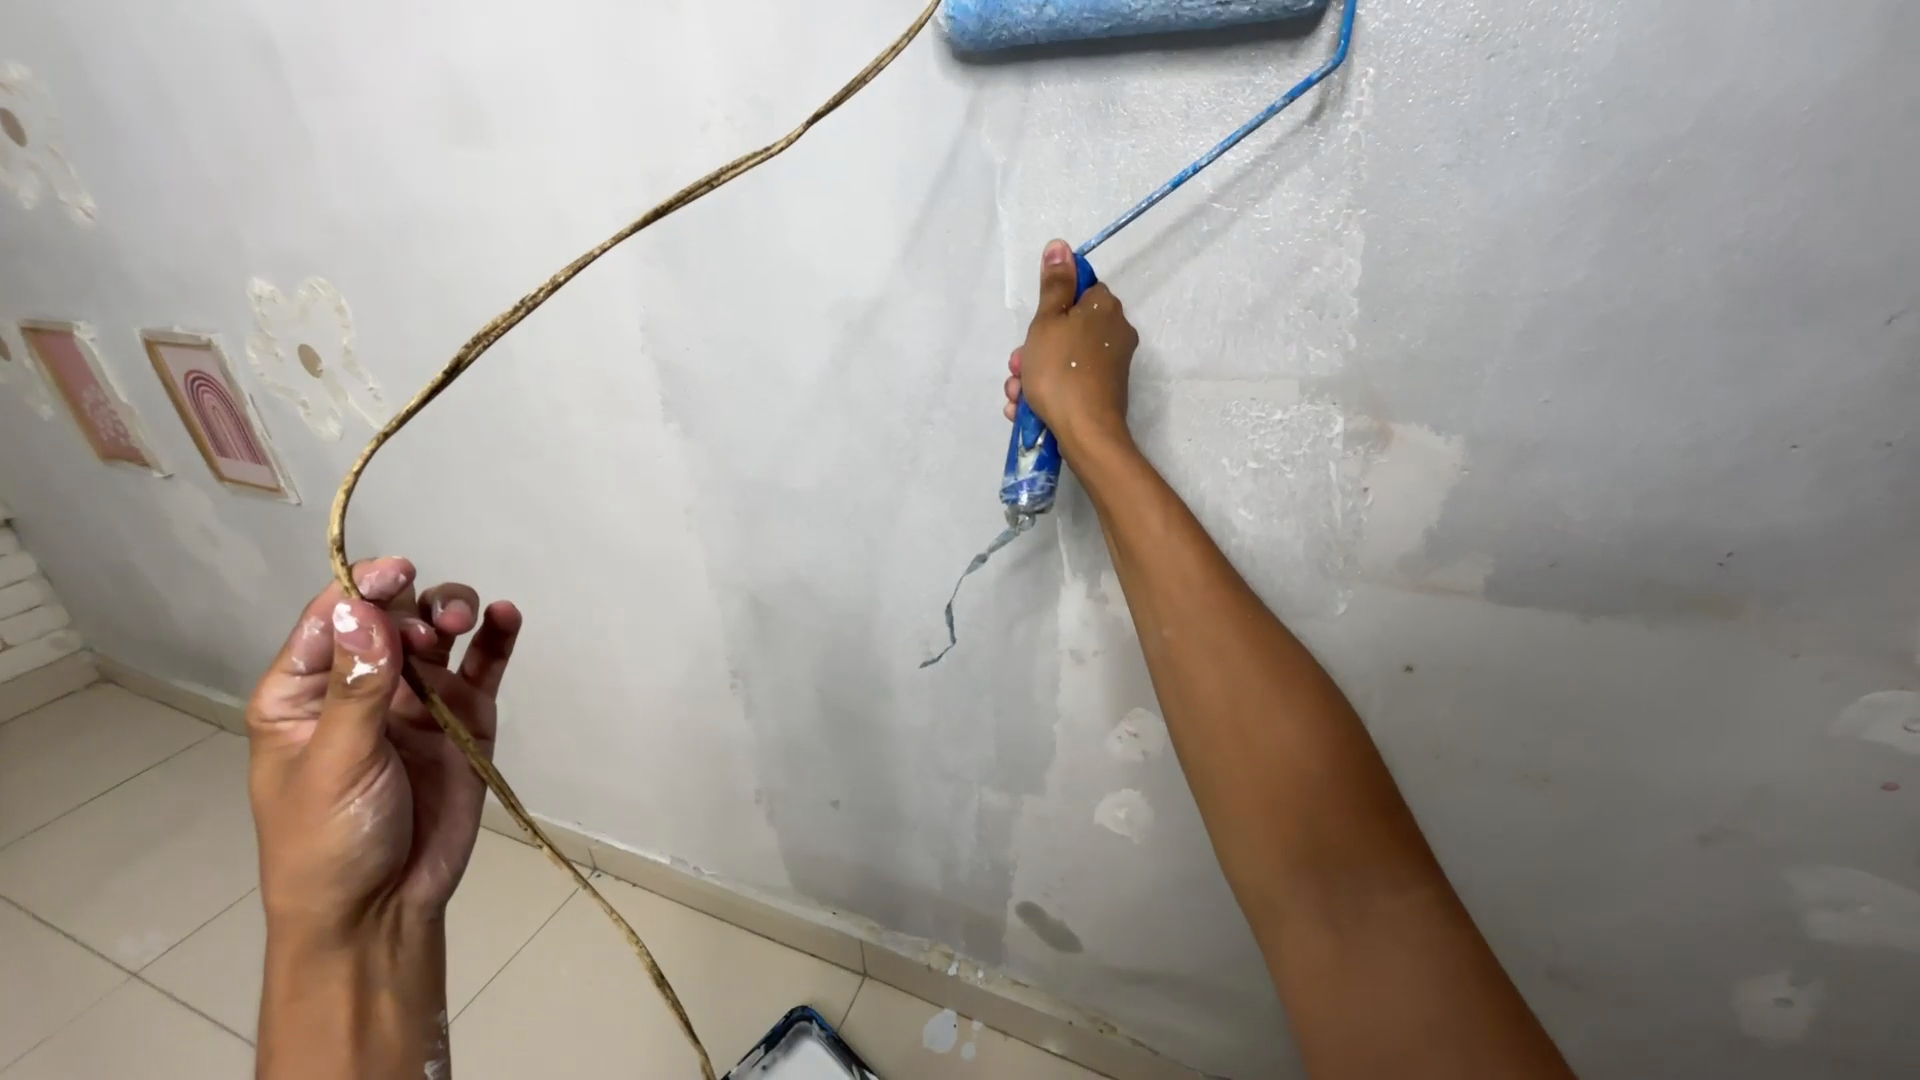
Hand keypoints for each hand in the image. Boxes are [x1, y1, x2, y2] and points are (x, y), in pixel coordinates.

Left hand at [246, 556, 521, 934]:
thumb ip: (356, 687)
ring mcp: (421, 700)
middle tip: (434, 626)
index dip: (362, 588)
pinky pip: (485, 667)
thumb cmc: (331, 840)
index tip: (397, 570)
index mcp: (305, 694)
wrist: (384, 905)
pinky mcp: (467, 718)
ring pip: (441, 633)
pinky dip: (498, 639)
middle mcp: (365, 686)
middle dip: (414, 604)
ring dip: (454, 612)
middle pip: (393, 616)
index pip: (333, 622)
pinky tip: (508, 617)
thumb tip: (359, 607)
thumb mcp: (335, 762)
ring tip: (465, 621)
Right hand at [1003, 239, 1139, 456]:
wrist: (1086, 433)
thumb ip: (1053, 285)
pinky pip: (1068, 385)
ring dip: (1032, 376)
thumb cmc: (1061, 372)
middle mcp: (1114, 333)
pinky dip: (1045, 394)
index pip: (1079, 291)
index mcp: (1104, 308)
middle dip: (1033, 350)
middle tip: (1018, 367)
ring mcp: (1110, 367)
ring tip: (1016, 395)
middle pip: (1066, 330)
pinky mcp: (1102, 395)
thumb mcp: (1047, 321)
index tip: (1034, 327)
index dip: (1052, 307)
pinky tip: (1025, 410)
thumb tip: (1060, 246)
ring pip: (1062, 361)